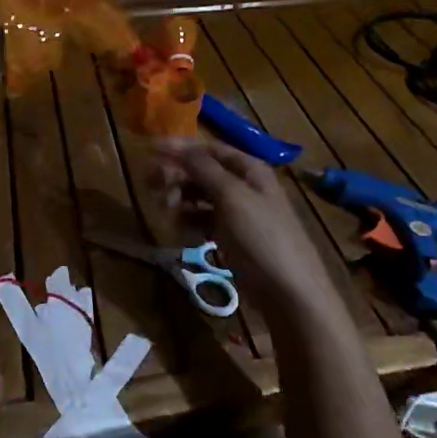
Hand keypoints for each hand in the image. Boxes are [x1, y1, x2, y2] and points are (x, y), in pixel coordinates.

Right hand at [157, 140, 342, 312]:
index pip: (208, 149)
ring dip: (179, 199)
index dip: (178, 148)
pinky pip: (203, 220)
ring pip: (199, 196)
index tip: (148, 151)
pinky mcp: (232, 236)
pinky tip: (180, 230)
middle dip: (176, 176)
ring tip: (166, 211)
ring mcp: (238, 213)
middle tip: (151, 186)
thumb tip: (175, 145)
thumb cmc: (261, 238)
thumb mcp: (231, 197)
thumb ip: (202, 169)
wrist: (288, 291)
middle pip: (201, 172)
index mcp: (249, 170)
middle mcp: (244, 186)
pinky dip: (189, 221)